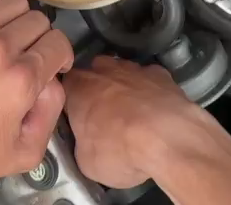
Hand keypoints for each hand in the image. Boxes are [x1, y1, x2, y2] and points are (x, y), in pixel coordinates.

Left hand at [0, 0, 72, 197]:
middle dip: (40, 38)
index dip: (60, 54)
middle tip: (28, 53)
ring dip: (18, 18)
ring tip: (8, 36)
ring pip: (14, 2)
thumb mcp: (20, 154)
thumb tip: (53, 84)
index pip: (58, 44)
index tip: (52, 60)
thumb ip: (49, 114)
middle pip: (38, 21)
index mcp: (20, 80)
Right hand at [62, 56, 193, 187]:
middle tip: (103, 118)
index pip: (65, 85)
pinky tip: (156, 112)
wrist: (166, 137)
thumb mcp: (86, 162)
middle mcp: (102, 70)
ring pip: (122, 73)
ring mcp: (132, 68)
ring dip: (124, 89)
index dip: (70, 100)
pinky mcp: (159, 74)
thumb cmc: (120, 148)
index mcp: (78, 87)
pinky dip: (150, 92)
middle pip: (94, 74)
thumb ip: (80, 143)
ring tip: (132, 117)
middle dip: (97, 91)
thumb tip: (84, 143)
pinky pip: (149, 79)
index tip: (75, 116)